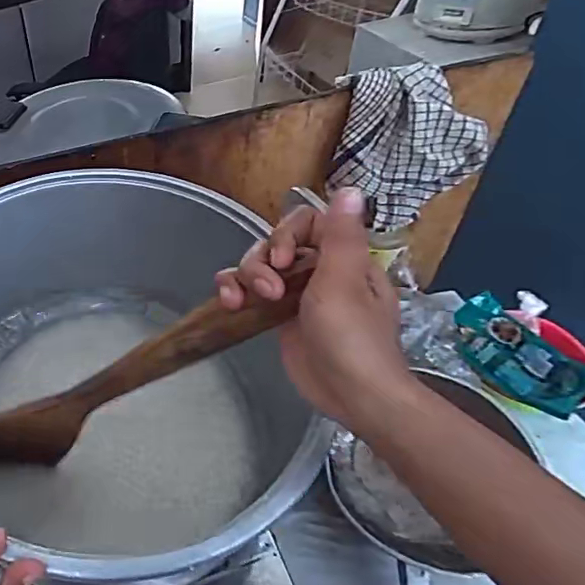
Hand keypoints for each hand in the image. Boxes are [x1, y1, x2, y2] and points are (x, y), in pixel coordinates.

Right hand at [215, 188, 413, 431]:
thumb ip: (341, 234)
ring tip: (244, 301)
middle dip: (263, 260)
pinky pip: (251, 293)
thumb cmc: (353, 337)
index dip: (288, 234)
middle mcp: (321, 270)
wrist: (353, 395)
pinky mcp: (279, 318)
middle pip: (277, 243)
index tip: (284, 258)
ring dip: (245, 276)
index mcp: (344, 257)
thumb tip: (350, 189)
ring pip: (259, 266)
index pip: (307, 223)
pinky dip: (236, 293)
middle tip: (271, 289)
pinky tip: (230, 304)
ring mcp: (298, 294)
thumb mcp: (345, 280)